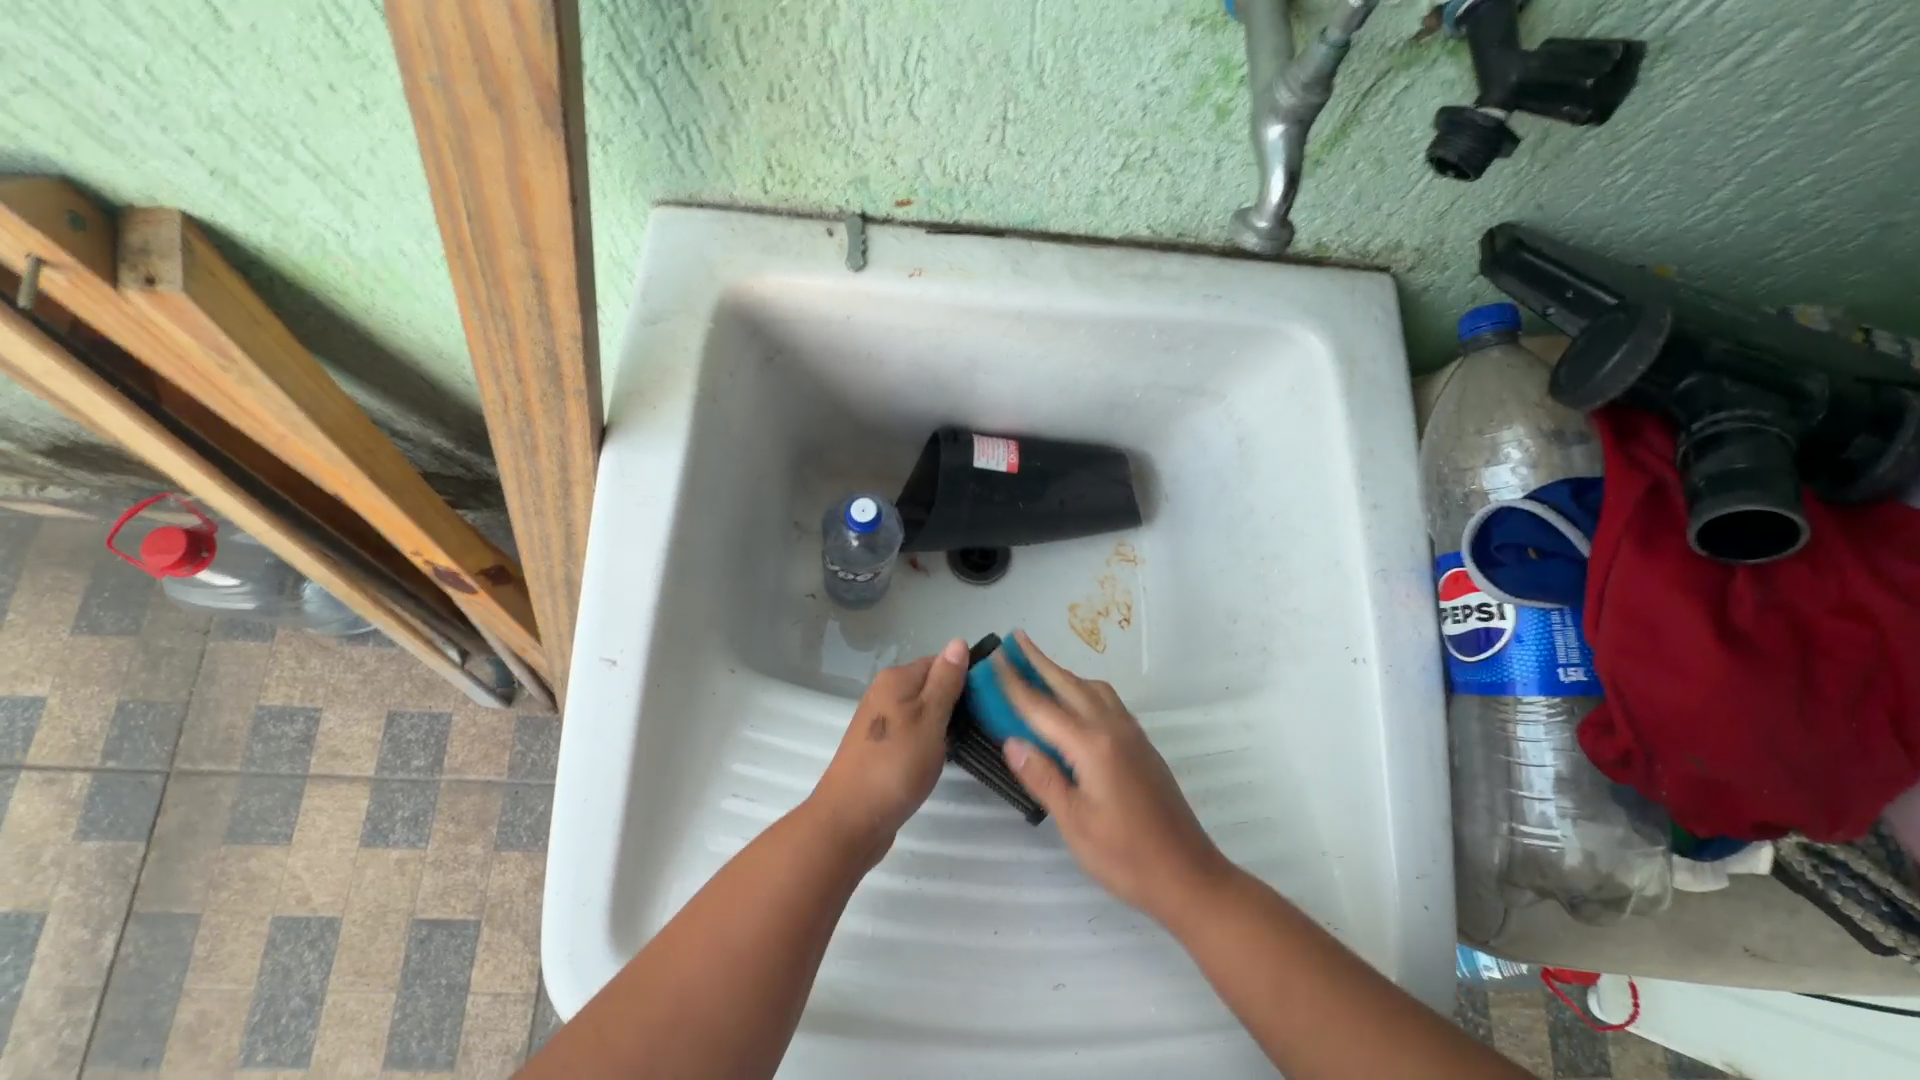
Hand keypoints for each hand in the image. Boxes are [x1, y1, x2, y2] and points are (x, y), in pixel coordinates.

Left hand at [810, 638, 969, 859]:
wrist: (850, 820)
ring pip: (924, 711)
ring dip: (946, 724)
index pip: (942, 661)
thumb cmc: (895, 766)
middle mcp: (885, 694)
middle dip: (958, 701)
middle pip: (932, 685)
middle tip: (989, 722)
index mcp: (896, 679)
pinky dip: (931, 742)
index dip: (968, 677)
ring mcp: (881, 723)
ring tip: (973, 740)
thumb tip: (958, 641)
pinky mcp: (882, 749)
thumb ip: (945, 681)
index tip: (994, 698)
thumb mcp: (929, 719)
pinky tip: (945, 757)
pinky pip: (914, 733)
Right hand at [996, 631, 1232, 921]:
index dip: (1015, 683)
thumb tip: (1012, 741)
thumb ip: (1042, 777)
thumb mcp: (1074, 821)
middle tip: (1016, 640)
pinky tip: (1075, 704)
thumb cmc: (1126, 856)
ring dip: (1065, 674)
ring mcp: (1132, 737)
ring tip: (1040, 667)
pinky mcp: (1142, 749)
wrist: (1188, 875)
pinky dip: (1084, 691)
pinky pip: (1108, 704)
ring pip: (1094, 691)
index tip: (993, 658)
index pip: (1043, 707)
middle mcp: (1114, 730)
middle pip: (1070, 686)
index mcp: (1093, 745)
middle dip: (1041, 662)